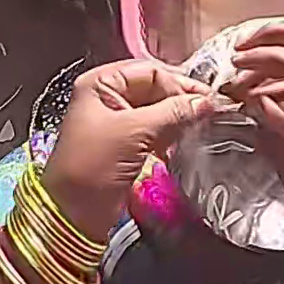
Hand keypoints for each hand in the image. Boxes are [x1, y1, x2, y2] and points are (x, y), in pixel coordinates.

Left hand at [41, 60, 210, 240]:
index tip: (205, 98)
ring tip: (201, 126)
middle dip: (181, 100)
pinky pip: (155, 131)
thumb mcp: (132, 132)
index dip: (178, 83)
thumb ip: (171, 113)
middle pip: (155, 89)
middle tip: (209, 111)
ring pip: (157, 111)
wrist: (74, 212)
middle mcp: (108, 98)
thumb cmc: (92, 165)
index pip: (149, 71)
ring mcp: (118, 122)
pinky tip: (185, 140)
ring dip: (179, 118)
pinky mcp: (126, 145)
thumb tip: (205, 102)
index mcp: (100, 84)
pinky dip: (171, 134)